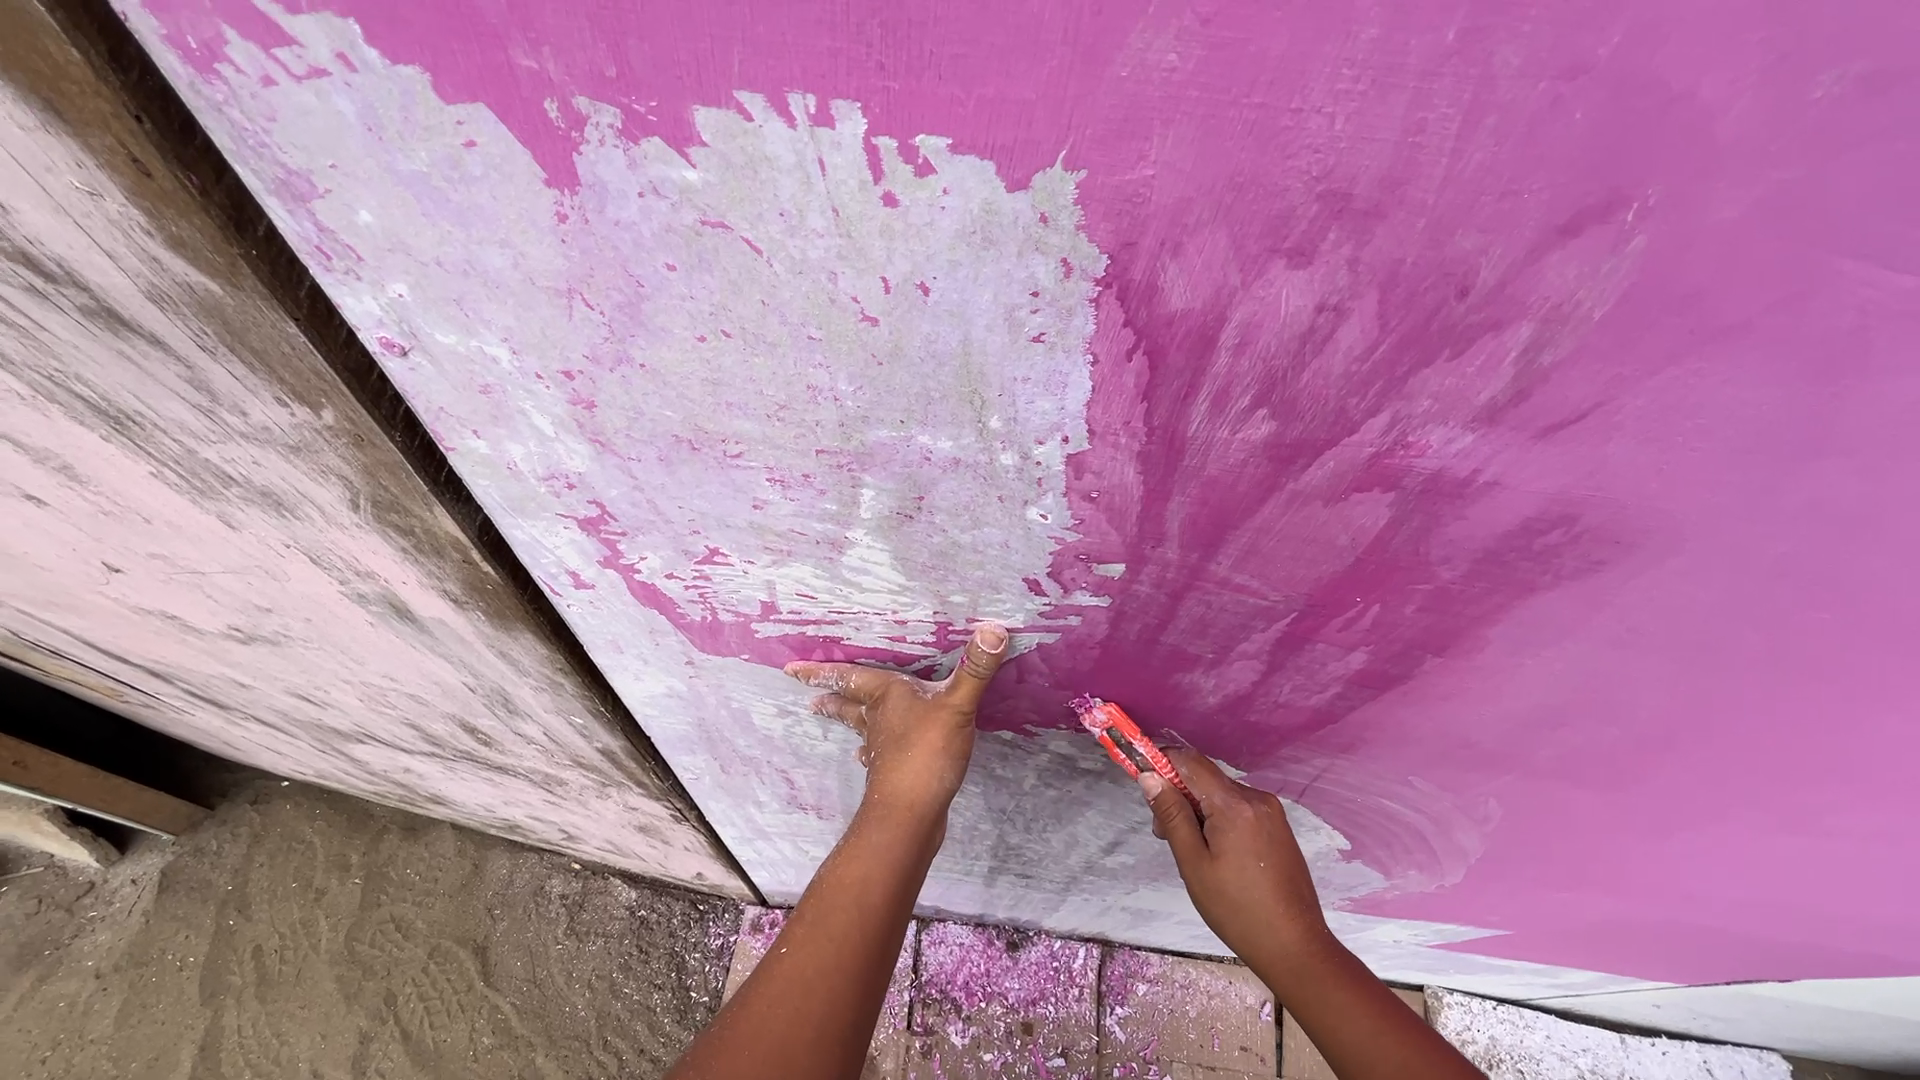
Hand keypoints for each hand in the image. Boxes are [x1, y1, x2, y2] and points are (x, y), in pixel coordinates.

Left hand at [785, 624, 1008, 813]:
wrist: (912, 814)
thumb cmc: (926, 753)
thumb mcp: (957, 706)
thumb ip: (974, 669)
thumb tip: (994, 628)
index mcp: (887, 697)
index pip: (850, 677)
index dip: (822, 671)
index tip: (790, 670)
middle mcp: (880, 720)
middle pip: (849, 704)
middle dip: (832, 698)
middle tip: (810, 698)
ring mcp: (883, 750)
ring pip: (861, 730)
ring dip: (850, 722)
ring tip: (835, 721)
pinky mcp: (893, 774)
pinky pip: (879, 753)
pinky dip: (874, 750)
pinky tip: (870, 756)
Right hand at [1138, 747, 1330, 965]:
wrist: (1295, 947)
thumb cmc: (1236, 909)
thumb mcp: (1193, 864)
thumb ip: (1171, 815)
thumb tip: (1149, 777)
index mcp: (1234, 805)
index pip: (1190, 761)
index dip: (1161, 762)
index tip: (1143, 782)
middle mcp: (1256, 798)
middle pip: (1205, 778)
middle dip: (1179, 796)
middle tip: (1166, 835)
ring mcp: (1272, 812)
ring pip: (1221, 794)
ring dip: (1199, 810)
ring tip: (1193, 852)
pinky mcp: (1278, 827)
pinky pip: (1239, 809)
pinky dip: (1219, 819)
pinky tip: (1217, 854)